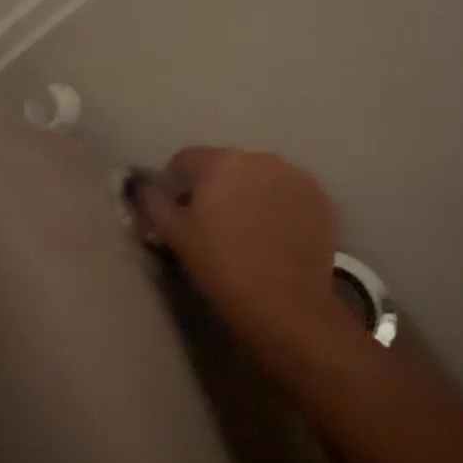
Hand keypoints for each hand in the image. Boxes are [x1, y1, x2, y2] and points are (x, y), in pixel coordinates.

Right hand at [136, 148, 346, 348]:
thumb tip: (140, 183)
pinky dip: (279, 205)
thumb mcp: (173, 234)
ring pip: (260, 176)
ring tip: (248, 230)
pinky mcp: (321, 198)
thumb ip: (152, 201)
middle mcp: (260, 158)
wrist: (284, 304)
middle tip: (214, 223)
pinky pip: (289, 192)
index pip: (184, 159)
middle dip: (217, 186)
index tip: (180, 212)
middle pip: (226, 165)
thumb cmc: (220, 266)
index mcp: (219, 162)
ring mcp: (296, 176)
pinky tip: (275, 234)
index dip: (176, 184)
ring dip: (249, 193)